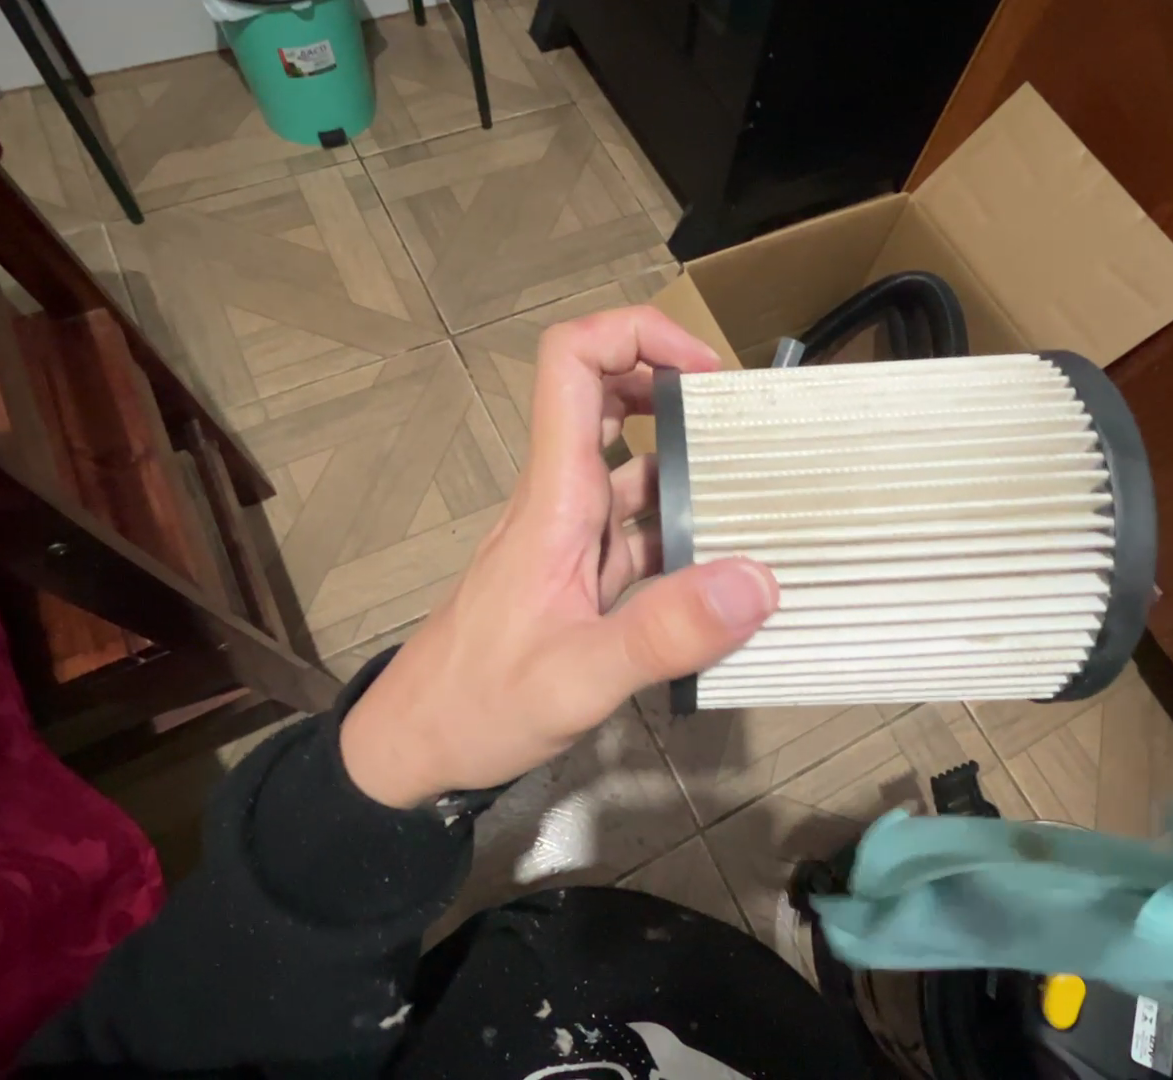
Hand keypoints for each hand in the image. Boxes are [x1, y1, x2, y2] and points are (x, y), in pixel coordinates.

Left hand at [338, 307, 779, 808]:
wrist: (415, 745)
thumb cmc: (478, 704)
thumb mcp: (575, 679)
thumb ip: (664, 633)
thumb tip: (757, 581)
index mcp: (553, 497)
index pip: (572, 366)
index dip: (635, 336)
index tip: (704, 371)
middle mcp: (561, 502)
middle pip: (607, 400)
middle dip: (675, 392)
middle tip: (741, 425)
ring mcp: (570, 540)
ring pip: (632, 471)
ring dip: (688, 468)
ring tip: (755, 492)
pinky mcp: (579, 579)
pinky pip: (639, 535)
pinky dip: (681, 535)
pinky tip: (722, 570)